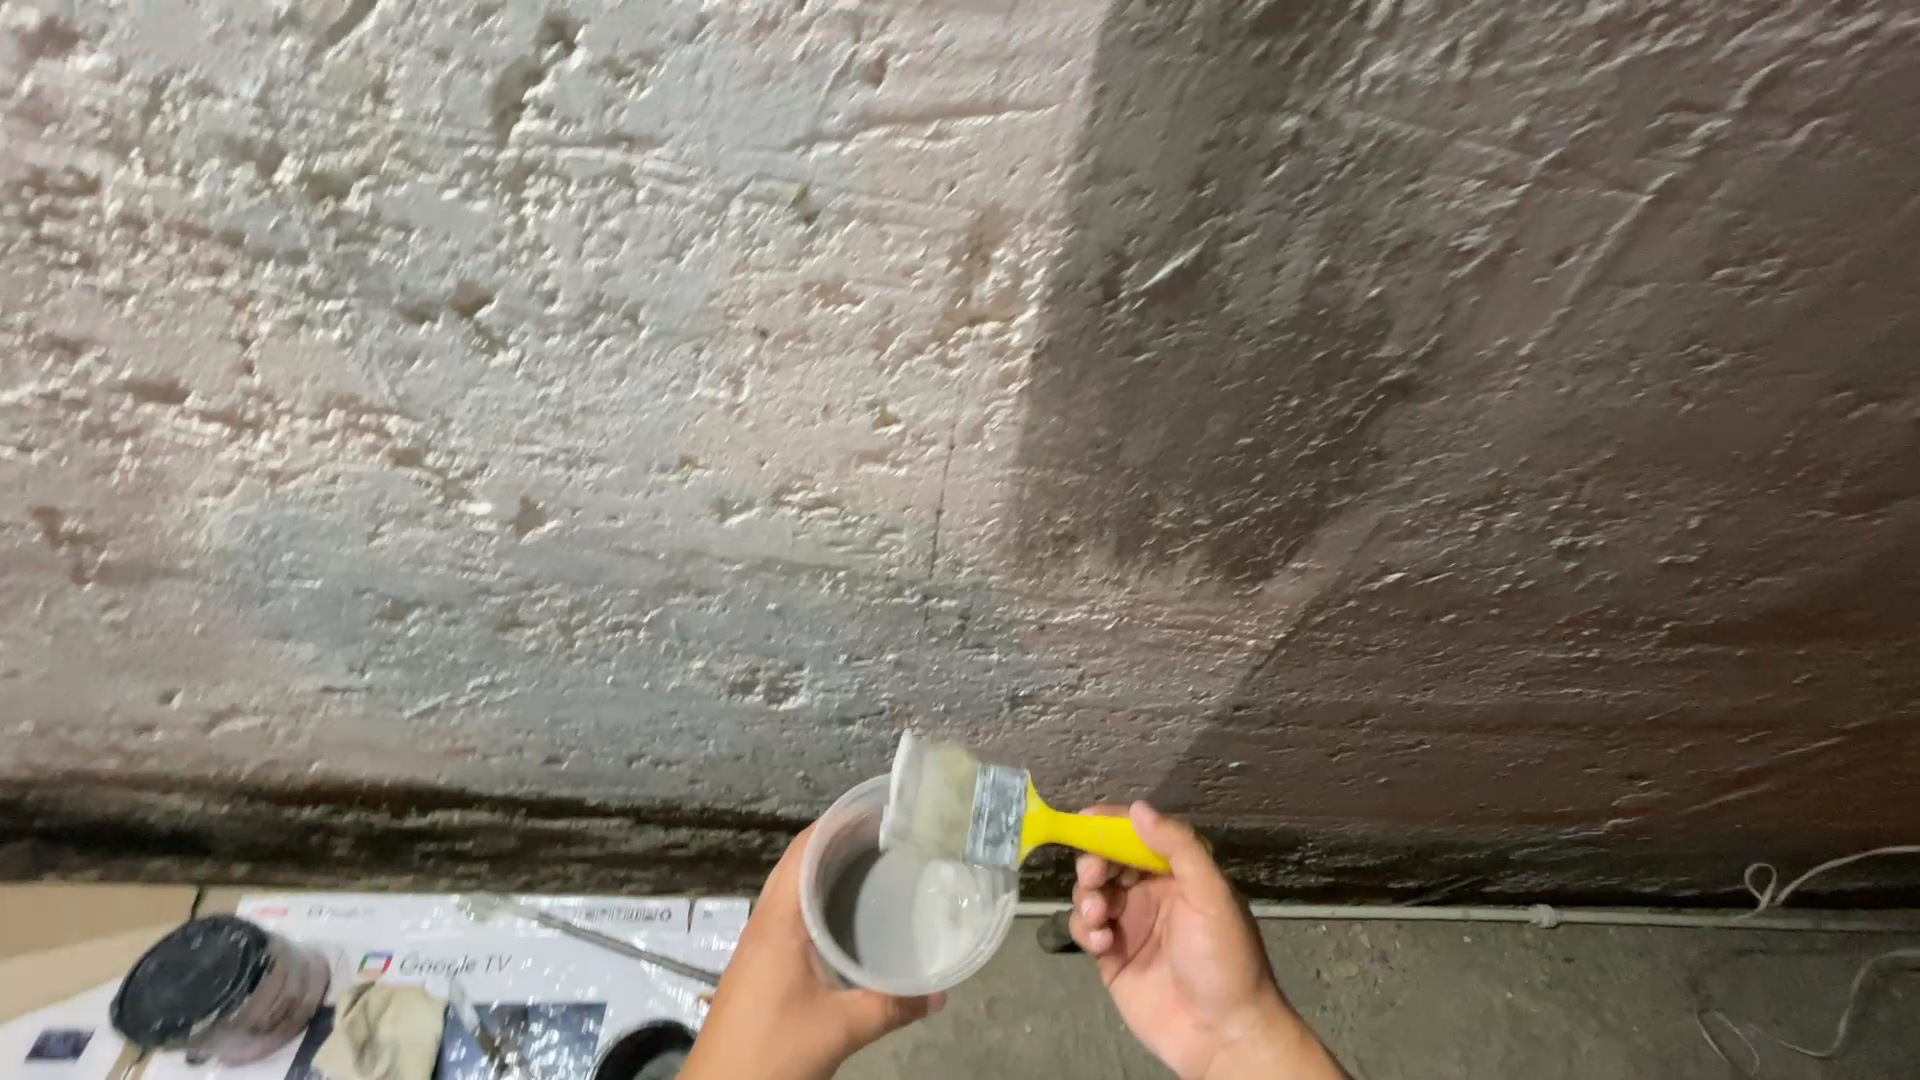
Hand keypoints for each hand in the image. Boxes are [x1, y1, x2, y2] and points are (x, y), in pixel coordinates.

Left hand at [680, 824, 944, 1079]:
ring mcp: (758, 942)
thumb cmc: (771, 1053)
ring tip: (870, 860)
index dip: (836, 822)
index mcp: (779, 920)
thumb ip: (890, 1007)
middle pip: (798, 861)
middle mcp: (765, 921)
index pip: (804, 848)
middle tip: (884, 833)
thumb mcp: (838, 1031)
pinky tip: (843, 913)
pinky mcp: (758, 963)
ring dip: (825, 867)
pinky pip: (790, 910)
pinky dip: (816, 896)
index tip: (875, 811)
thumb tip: (939, 993)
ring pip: (792, 886)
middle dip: (837, 840)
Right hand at [1070, 803, 1344, 1079]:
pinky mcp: (1111, 957)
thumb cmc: (1224, 958)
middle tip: (1092, 875)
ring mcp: (1128, 925)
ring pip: (1090, 893)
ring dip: (1086, 897)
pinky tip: (1101, 944)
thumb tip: (1138, 808)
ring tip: (1098, 916)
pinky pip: (1084, 929)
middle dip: (1093, 862)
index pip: (1137, 836)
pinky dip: (1084, 929)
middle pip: (1106, 861)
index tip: (1085, 817)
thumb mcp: (1211, 894)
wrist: (1223, 1037)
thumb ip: (1177, 846)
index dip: (1110, 824)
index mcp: (1175, 874)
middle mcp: (1148, 894)